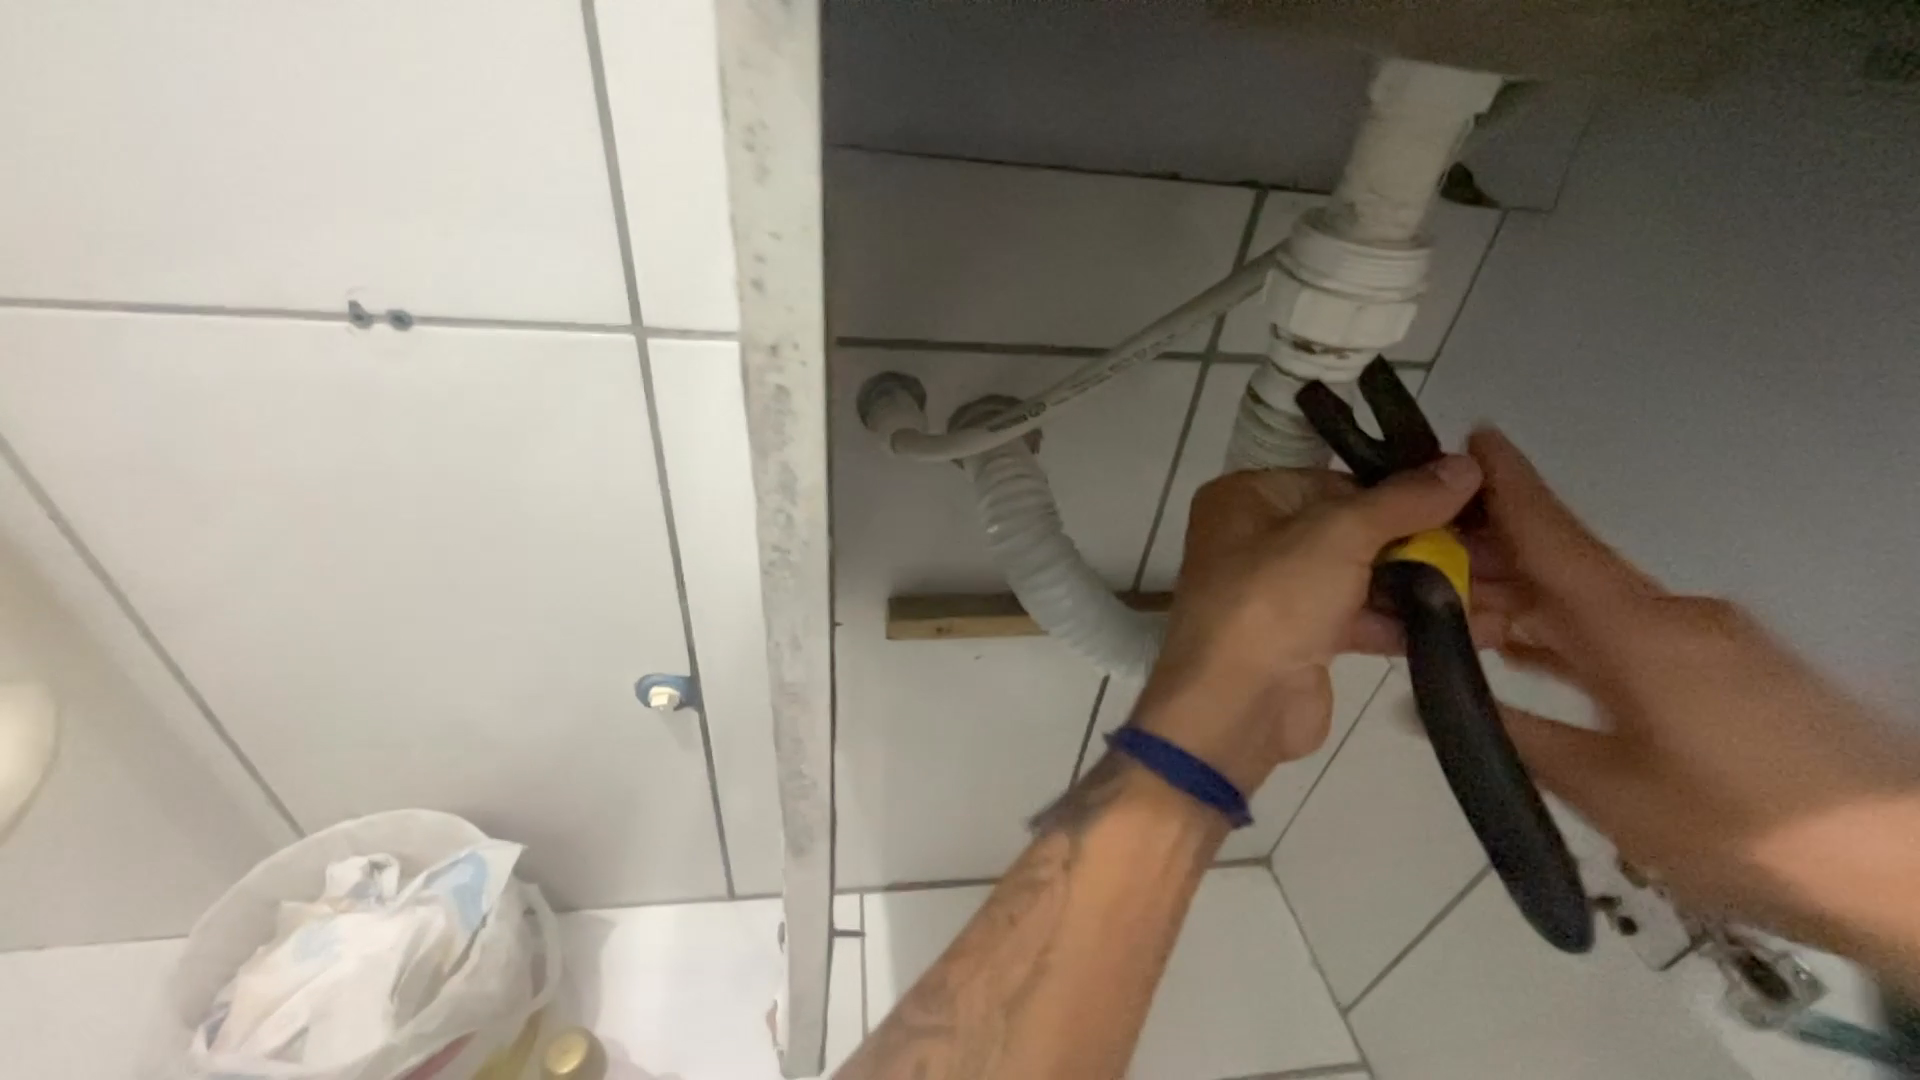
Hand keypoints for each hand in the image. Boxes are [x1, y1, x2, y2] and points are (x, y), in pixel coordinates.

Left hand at [1134, 456, 1484, 793]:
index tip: (1478, 499)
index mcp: (1247, 497)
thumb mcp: (1338, 534)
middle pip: (1358, 531)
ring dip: (1434, 585)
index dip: (1408, 491)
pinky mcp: (1304, 639)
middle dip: (1434, 542)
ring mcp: (1280, 592)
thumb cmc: (1272, 599)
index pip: (1339, 482)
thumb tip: (1464, 464)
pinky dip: (1413, 622)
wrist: (1234, 705)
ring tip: (1512, 591)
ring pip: (1366, 577)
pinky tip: (1481, 627)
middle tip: (1508, 550)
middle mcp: (1258, 538)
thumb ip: (1403, 500)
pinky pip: (1365, 619)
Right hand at [1468, 429, 1919, 977]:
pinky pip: (1618, 632)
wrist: (1903, 868)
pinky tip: (1520, 647)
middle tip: (1413, 555)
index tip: (1472, 435)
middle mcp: (1669, 617)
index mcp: (1637, 631)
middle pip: (1562, 568)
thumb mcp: (1605, 789)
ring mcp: (1700, 642)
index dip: (1511, 486)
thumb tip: (1420, 703)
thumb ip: (1510, 733)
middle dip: (1489, 554)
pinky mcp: (1720, 669)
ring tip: (1448, 607)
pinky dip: (1562, 632)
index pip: (1557, 539)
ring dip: (1520, 600)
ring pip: (1587, 603)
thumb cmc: (1741, 823)